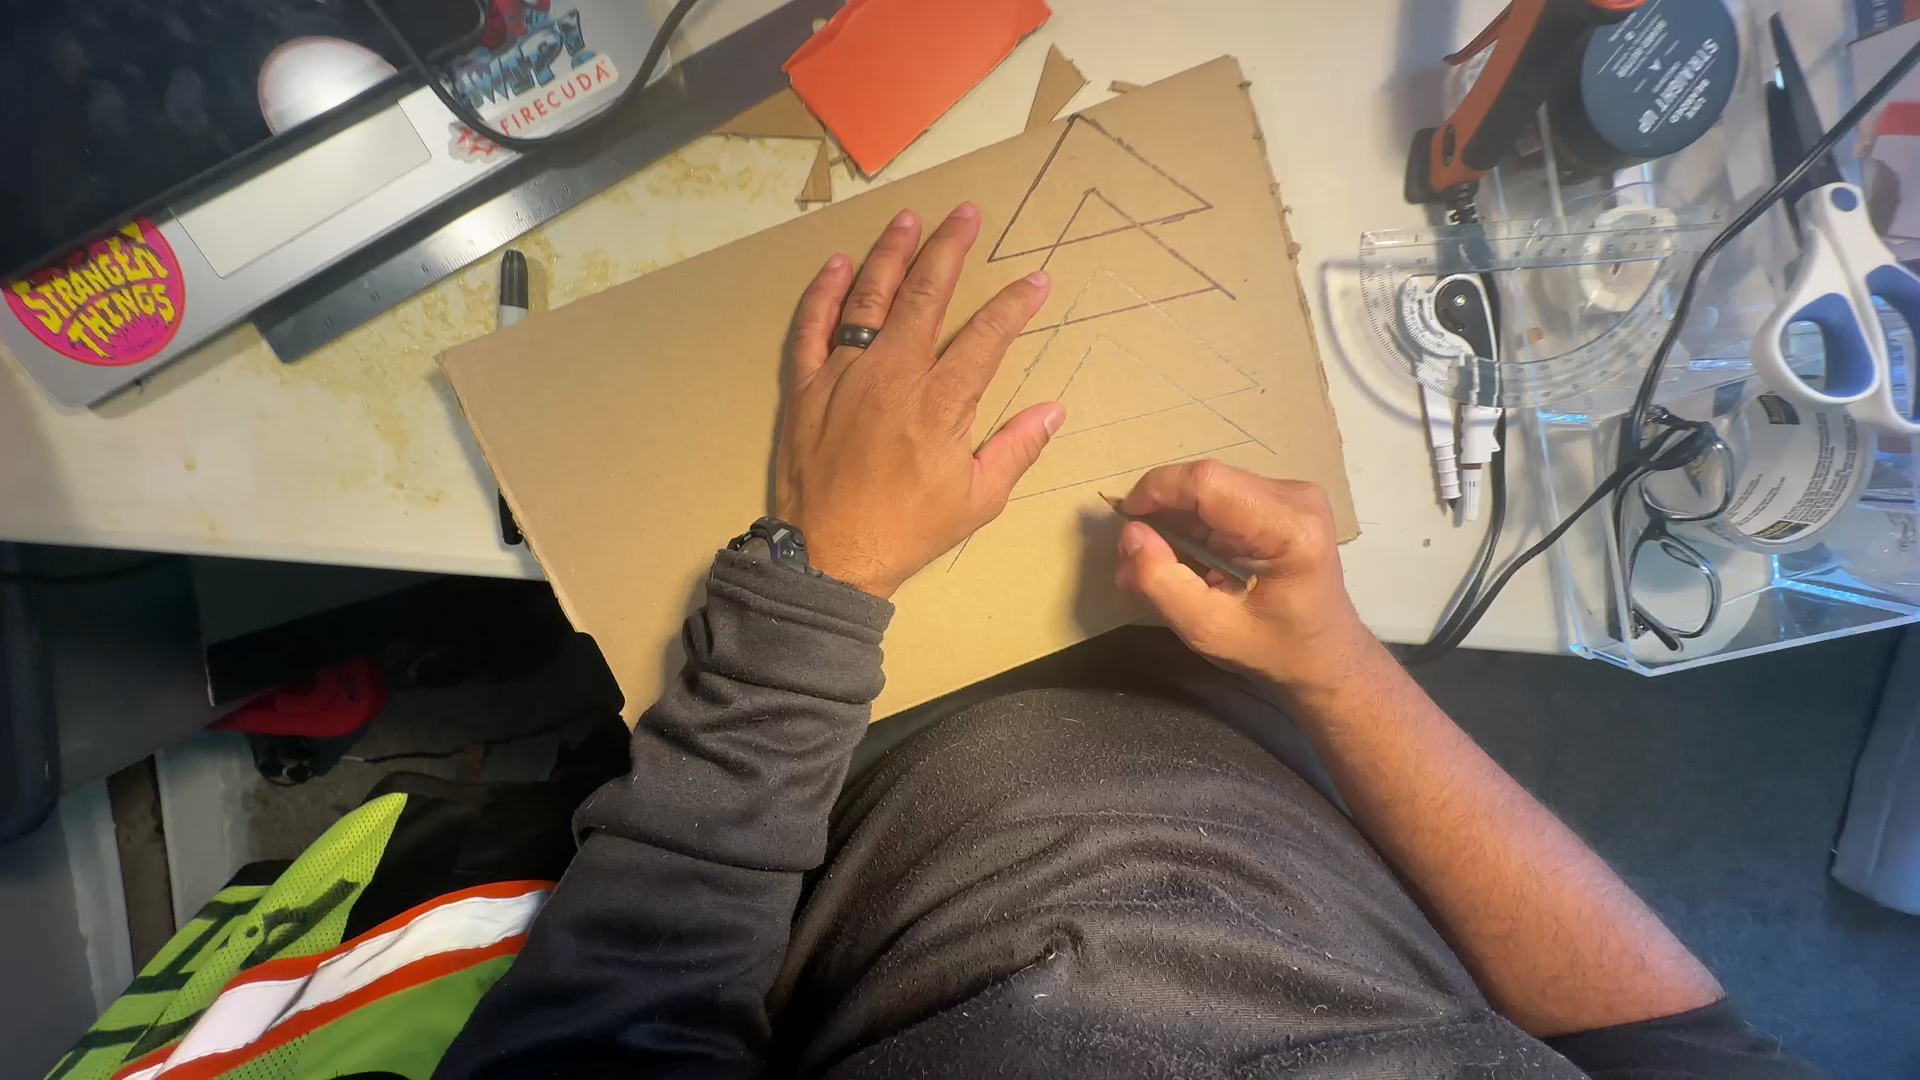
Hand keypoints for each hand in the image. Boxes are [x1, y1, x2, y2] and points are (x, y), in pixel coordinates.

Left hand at [775, 204, 1064, 597]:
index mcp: (941, 402)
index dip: (1014, 304)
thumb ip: (1016, 449)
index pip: (986, 336)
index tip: (1035, 280)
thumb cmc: (909, 530)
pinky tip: (839, 264)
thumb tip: (1054, 409)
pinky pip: (812, 328)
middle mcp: (893, 373)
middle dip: (950, 250)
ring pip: (870, 299)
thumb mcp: (978, 500)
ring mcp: (844, 375)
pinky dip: (824, 294)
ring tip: (909, 218)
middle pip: (926, 296)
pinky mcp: (807, 386)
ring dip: (891, 254)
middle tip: (966, 213)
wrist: (829, 556)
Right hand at [1114, 460, 1378, 691]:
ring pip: (1208, 488)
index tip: (1125, 521)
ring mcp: (1291, 494)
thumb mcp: (1206, 629)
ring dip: (1173, 522)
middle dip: (1160, 512)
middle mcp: (1296, 498)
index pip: (1208, 482)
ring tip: (1155, 566)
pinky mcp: (1280, 500)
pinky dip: (1191, 526)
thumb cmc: (1272, 650)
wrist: (1324, 657)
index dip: (1157, 491)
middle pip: (1206, 482)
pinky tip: (1181, 559)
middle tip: (1134, 558)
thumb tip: (1130, 533)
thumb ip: (1162, 581)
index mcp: (1289, 529)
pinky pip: (1219, 498)